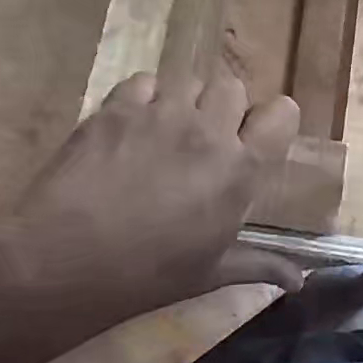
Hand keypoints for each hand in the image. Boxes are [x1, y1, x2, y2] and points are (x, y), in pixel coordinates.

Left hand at [0, 70, 302, 316]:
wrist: (62, 263)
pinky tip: (132, 127)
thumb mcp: (211, 272)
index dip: (274, 120)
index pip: (282, 113)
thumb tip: (300, 281)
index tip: (258, 139)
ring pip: (189, 81)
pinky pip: (144, 82)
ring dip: (186, 101)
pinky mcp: (116, 108)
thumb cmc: (147, 274)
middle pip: (232, 87)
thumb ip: (261, 265)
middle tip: (207, 139)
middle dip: (225, 107)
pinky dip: (145, 98)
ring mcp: (160, 114)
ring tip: (167, 132)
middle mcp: (207, 131)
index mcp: (239, 169)